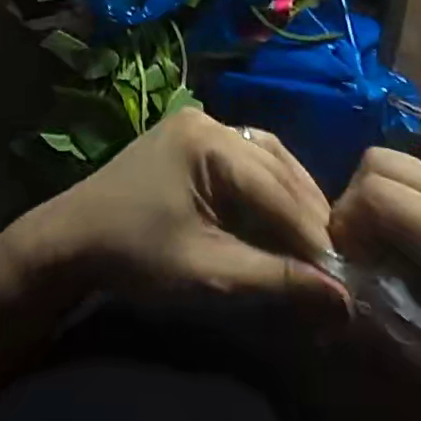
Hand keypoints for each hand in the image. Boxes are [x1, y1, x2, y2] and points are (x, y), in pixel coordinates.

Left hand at [11, 110, 347, 303]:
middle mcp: (205, 120)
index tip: (349, 279)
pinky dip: (264, 187)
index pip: (279, 189)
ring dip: (290, 198)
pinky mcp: (186, 139)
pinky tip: (278, 219)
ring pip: (263, 158)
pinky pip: (242, 158)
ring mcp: (194, 125)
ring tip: (316, 244)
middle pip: (275, 167)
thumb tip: (344, 300)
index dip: (316, 236)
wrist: (72, 237)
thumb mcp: (208, 269)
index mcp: (207, 141)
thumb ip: (276, 279)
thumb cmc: (134, 252)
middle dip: (307, 215)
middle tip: (338, 264)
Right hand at [331, 149, 420, 420]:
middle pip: (382, 161)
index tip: (353, 267)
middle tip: (364, 252)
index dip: (347, 223)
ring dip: (381, 200)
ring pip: (404, 166)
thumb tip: (341, 284)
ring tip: (390, 253)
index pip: (377, 191)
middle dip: (356, 200)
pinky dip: (408, 207)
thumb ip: (391, 315)